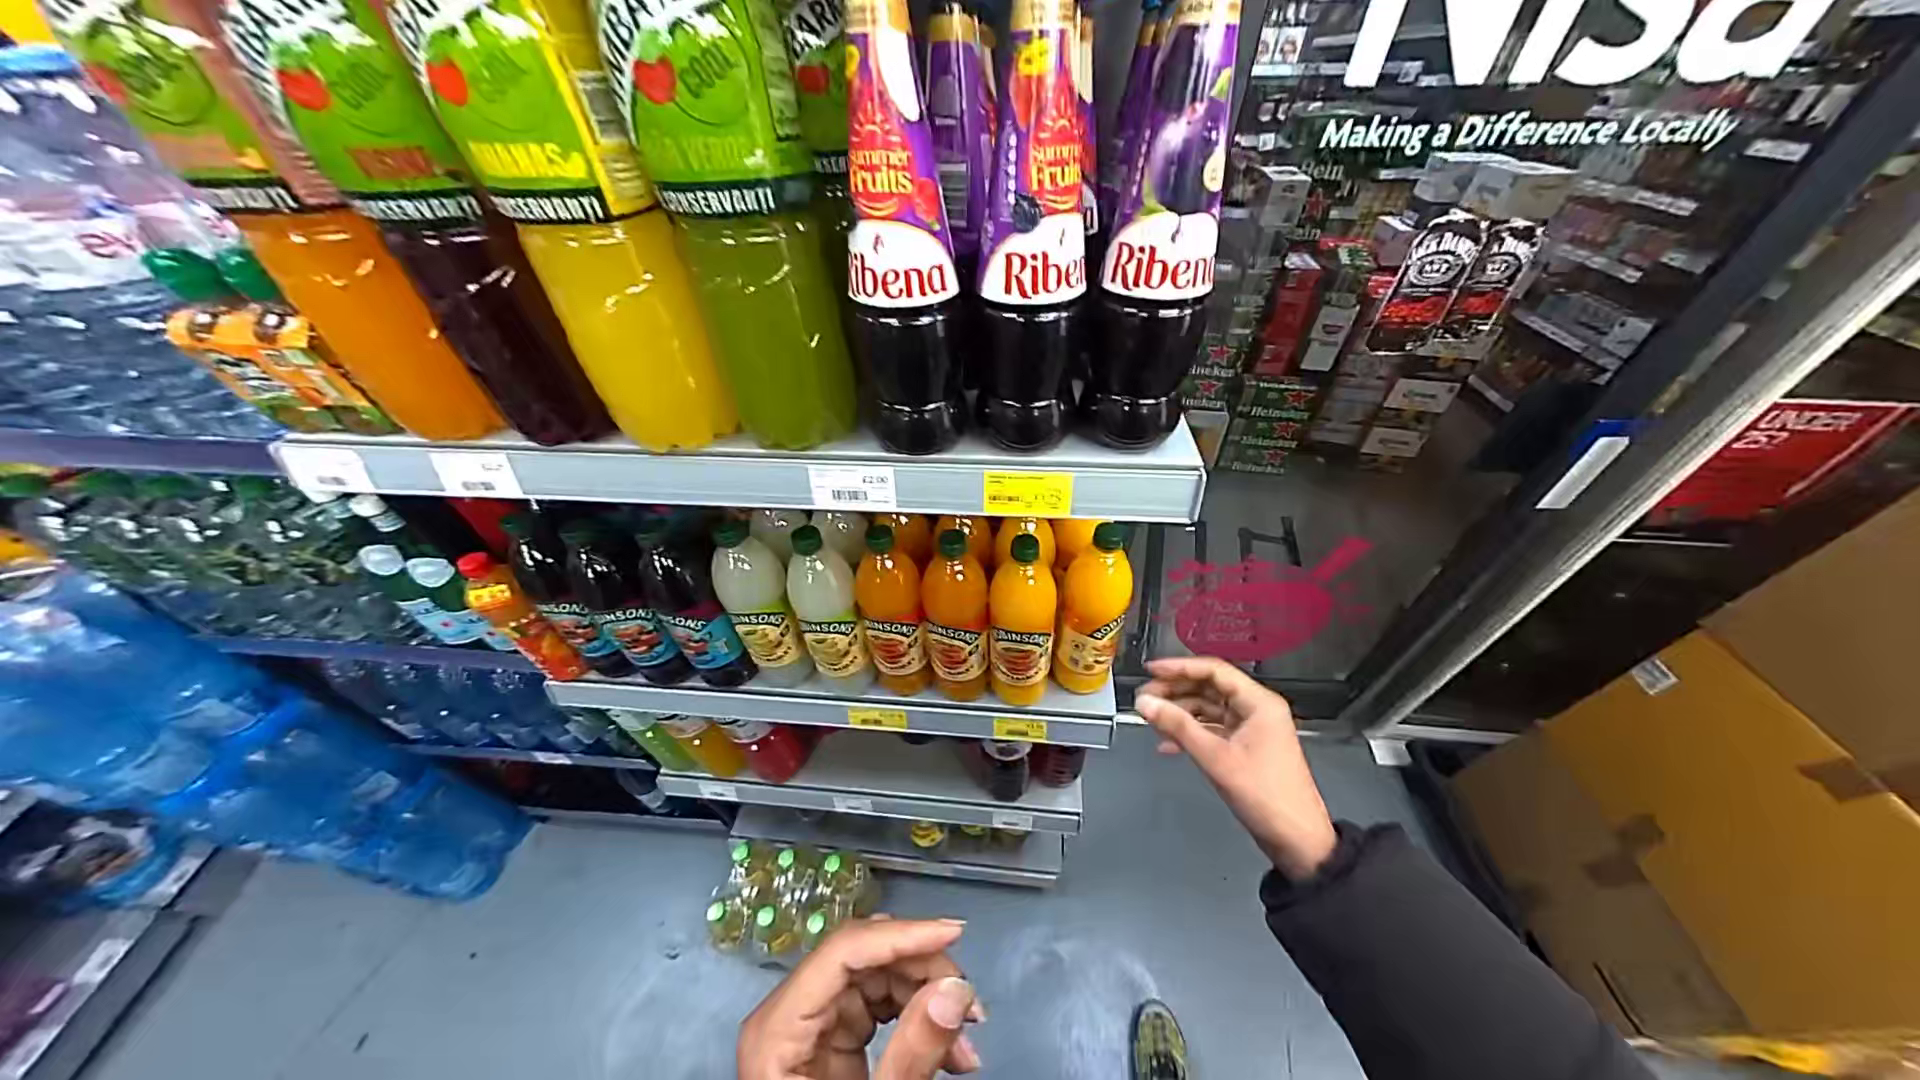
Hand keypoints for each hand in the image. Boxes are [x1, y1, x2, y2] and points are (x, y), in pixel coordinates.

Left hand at [738, 917, 983, 1079]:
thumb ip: (910, 1056)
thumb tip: (956, 990)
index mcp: (778, 1027)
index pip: (844, 951)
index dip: (901, 935)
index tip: (954, 935)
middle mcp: (791, 1011)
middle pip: (865, 959)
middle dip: (924, 972)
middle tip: (970, 1007)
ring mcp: (813, 1022)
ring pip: (879, 977)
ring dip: (928, 997)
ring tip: (966, 1041)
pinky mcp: (833, 1036)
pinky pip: (880, 1006)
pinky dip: (917, 1018)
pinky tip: (949, 1049)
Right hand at [1136, 656, 1338, 879]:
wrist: (1297, 841)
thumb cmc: (1264, 795)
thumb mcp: (1215, 757)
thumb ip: (1178, 726)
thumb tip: (1144, 703)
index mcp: (1259, 703)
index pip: (1214, 671)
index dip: (1179, 667)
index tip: (1150, 670)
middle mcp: (1256, 709)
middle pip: (1209, 688)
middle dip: (1175, 692)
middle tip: (1144, 698)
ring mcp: (1250, 729)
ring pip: (1207, 709)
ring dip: (1179, 713)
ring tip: (1150, 719)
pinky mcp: (1244, 747)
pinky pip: (1211, 730)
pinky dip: (1189, 733)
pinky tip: (1167, 744)